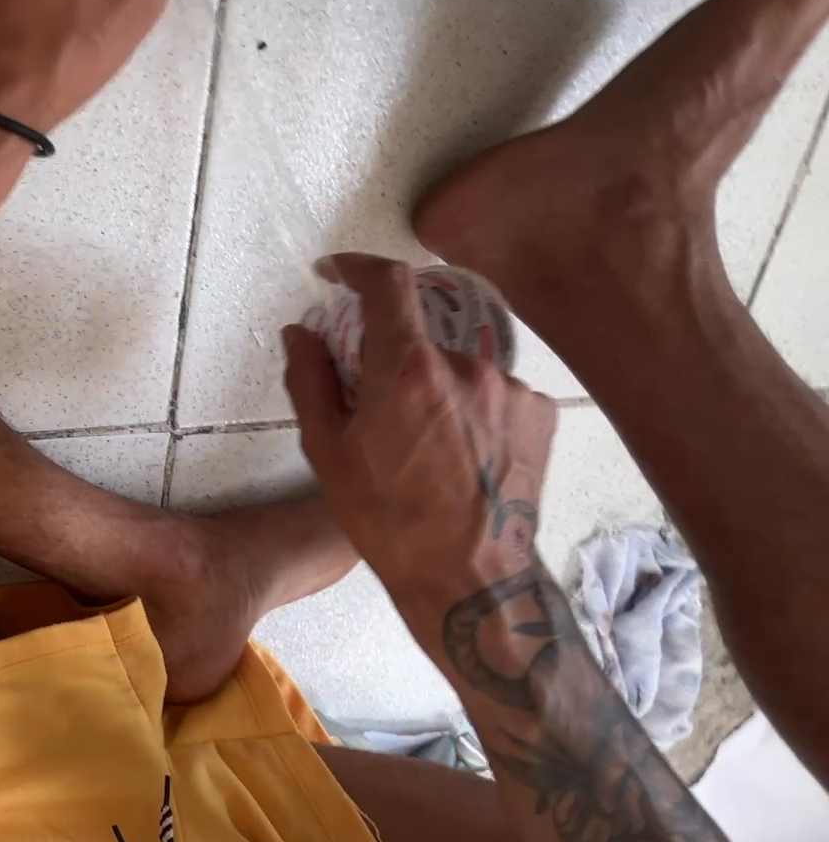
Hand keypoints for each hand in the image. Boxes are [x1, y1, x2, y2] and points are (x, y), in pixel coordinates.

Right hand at [282, 254, 559, 631]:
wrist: (467, 574)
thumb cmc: (383, 515)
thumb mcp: (325, 449)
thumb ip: (310, 379)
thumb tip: (300, 333)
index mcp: (407, 372)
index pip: (388, 286)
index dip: (359, 267)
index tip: (337, 270)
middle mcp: (467, 366)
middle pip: (416, 335)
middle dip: (386, 356)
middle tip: (368, 405)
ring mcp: (512, 387)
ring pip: (452, 365)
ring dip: (426, 384)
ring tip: (414, 442)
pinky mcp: (540, 411)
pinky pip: (489, 388)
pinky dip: (463, 404)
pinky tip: (453, 450)